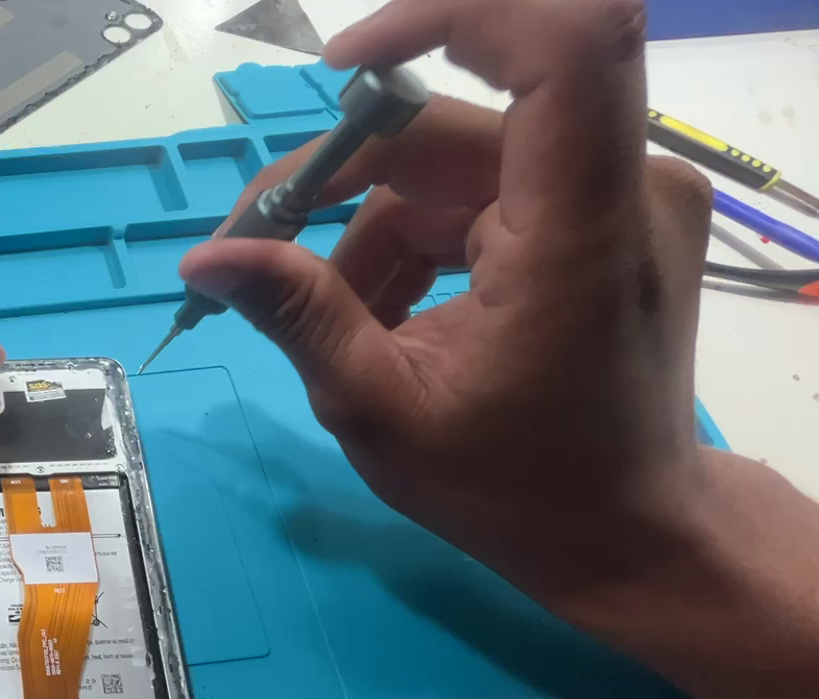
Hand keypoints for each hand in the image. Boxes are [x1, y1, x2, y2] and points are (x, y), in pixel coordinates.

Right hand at [178, 0, 713, 606]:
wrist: (613, 527)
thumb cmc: (504, 482)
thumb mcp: (375, 406)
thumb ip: (296, 317)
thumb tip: (205, 262)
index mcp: (578, 224)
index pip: (559, 45)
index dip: (448, 17)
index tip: (334, 67)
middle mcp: (608, 184)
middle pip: (445, 132)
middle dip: (329, 188)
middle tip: (247, 256)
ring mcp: (598, 202)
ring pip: (438, 179)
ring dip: (359, 245)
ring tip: (332, 330)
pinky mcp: (578, 226)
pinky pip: (461, 210)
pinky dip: (399, 257)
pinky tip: (379, 324)